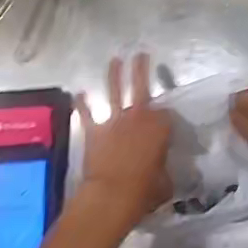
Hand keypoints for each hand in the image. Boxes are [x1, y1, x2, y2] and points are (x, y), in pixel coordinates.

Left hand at [75, 53, 173, 224]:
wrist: (112, 194)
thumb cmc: (145, 190)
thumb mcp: (166, 182)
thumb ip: (165, 171)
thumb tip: (165, 174)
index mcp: (160, 127)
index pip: (167, 114)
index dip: (167, 117)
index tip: (168, 121)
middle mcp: (138, 117)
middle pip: (140, 87)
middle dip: (141, 69)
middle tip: (141, 54)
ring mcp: (114, 122)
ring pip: (115, 92)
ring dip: (114, 75)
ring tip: (115, 59)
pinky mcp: (94, 131)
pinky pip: (87, 114)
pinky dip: (82, 104)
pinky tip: (78, 93)